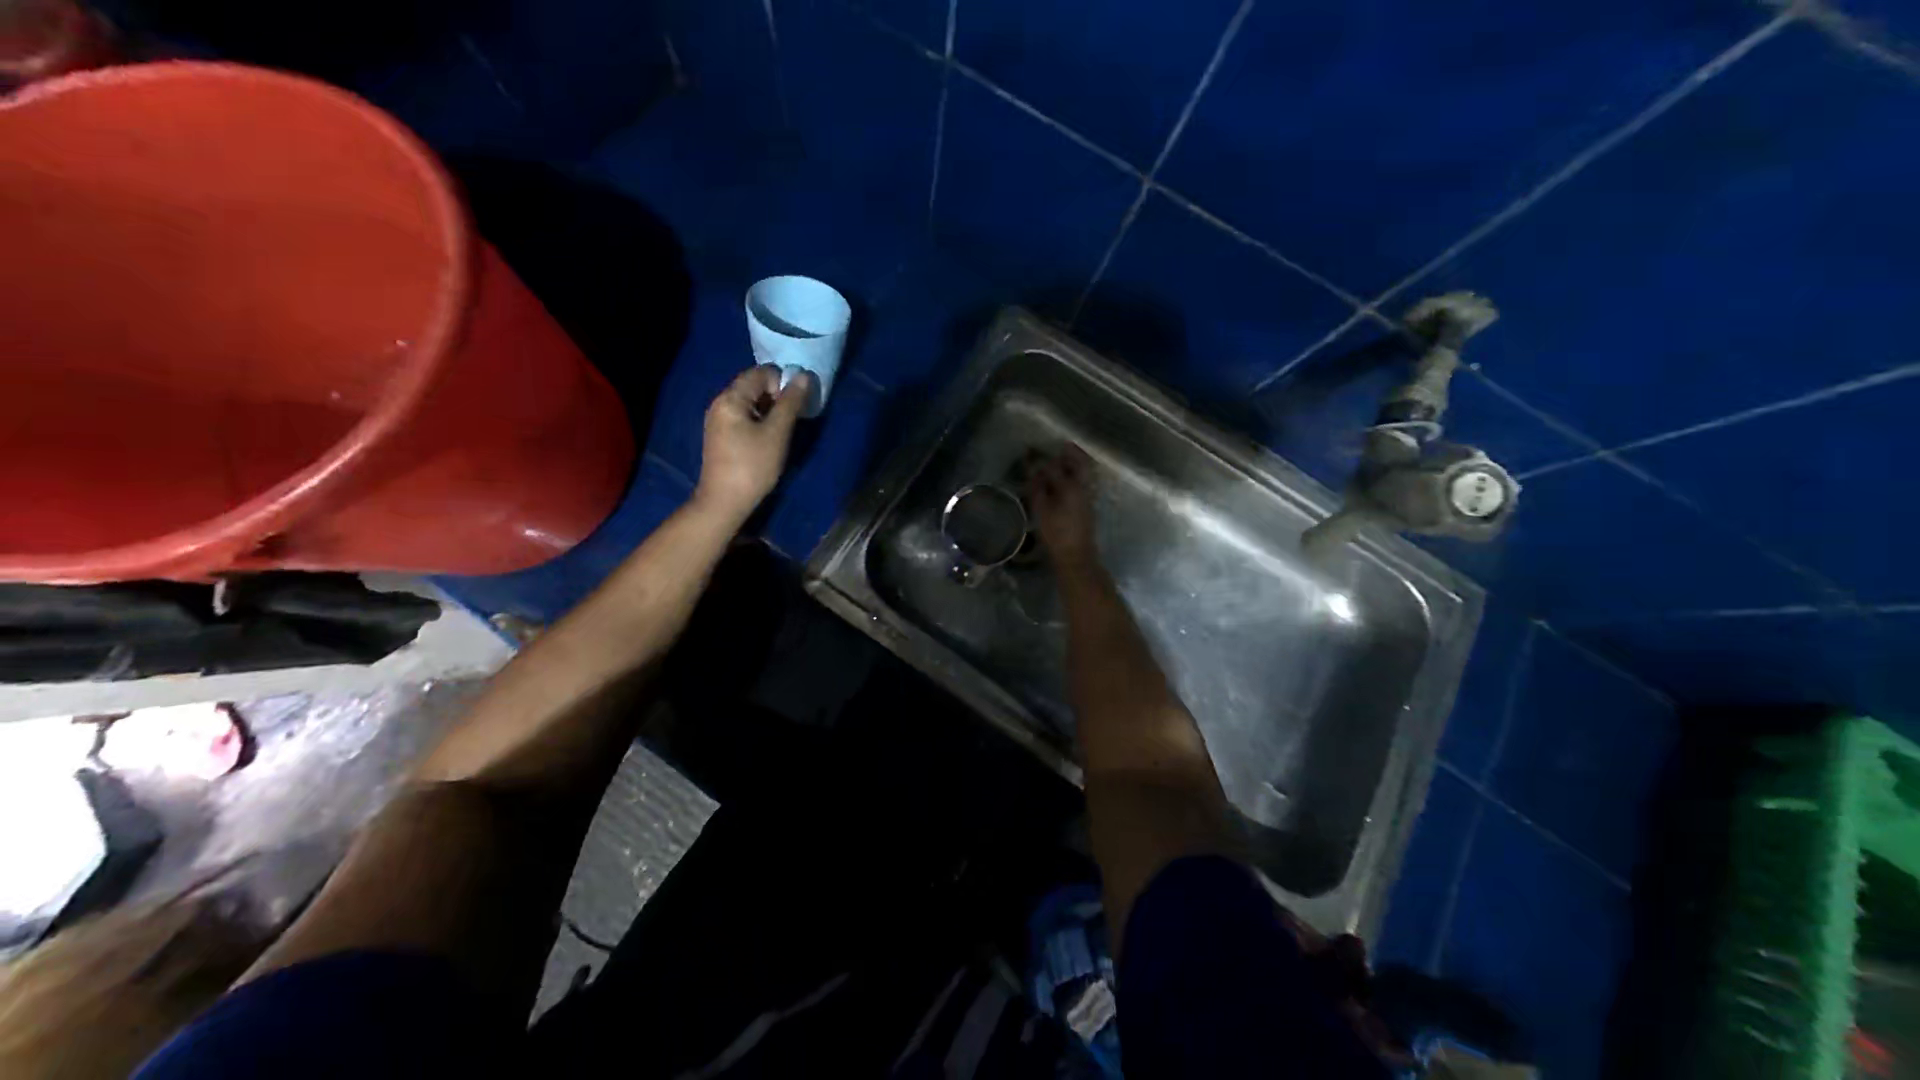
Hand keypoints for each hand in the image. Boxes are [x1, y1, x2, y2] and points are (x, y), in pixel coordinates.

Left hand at [695, 365, 809, 520]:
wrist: (724, 502)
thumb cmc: (753, 466)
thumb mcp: (777, 433)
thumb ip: (791, 403)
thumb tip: (804, 375)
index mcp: (731, 398)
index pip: (761, 373)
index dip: (782, 384)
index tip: (794, 408)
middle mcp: (720, 403)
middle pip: (754, 386)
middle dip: (777, 397)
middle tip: (792, 420)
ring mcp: (718, 420)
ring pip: (750, 403)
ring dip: (770, 411)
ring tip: (782, 432)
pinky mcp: (720, 436)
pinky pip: (743, 417)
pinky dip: (759, 421)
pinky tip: (768, 441)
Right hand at [1027, 444, 1097, 566]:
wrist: (1076, 557)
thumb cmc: (1056, 534)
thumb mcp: (1041, 511)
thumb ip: (1038, 489)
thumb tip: (1034, 473)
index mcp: (1070, 487)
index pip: (1055, 466)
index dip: (1040, 459)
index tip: (1030, 451)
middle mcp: (1082, 488)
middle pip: (1080, 463)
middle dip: (1071, 453)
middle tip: (1061, 445)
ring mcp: (1087, 498)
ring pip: (1083, 474)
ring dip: (1074, 464)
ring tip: (1060, 460)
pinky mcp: (1087, 507)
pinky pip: (1082, 484)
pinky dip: (1074, 477)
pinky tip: (1061, 483)